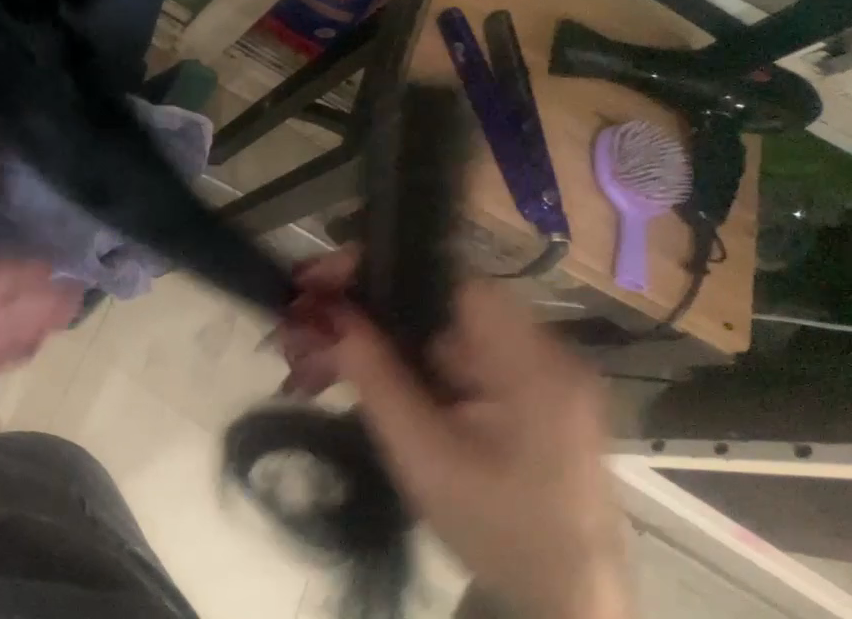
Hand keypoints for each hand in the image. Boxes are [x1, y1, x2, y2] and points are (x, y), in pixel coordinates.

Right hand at [299, 260, 627, 618]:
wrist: (563, 603)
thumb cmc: (495, 525)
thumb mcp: (420, 448)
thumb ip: (372, 370)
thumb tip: (325, 307)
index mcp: (526, 358)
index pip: (444, 276)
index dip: (374, 268)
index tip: (312, 284)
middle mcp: (532, 351)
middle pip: (425, 303)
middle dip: (351, 311)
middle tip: (290, 331)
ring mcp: (521, 375)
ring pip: (422, 332)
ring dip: (360, 341)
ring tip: (301, 366)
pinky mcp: (508, 397)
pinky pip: (436, 360)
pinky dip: (387, 366)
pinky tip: (340, 382)